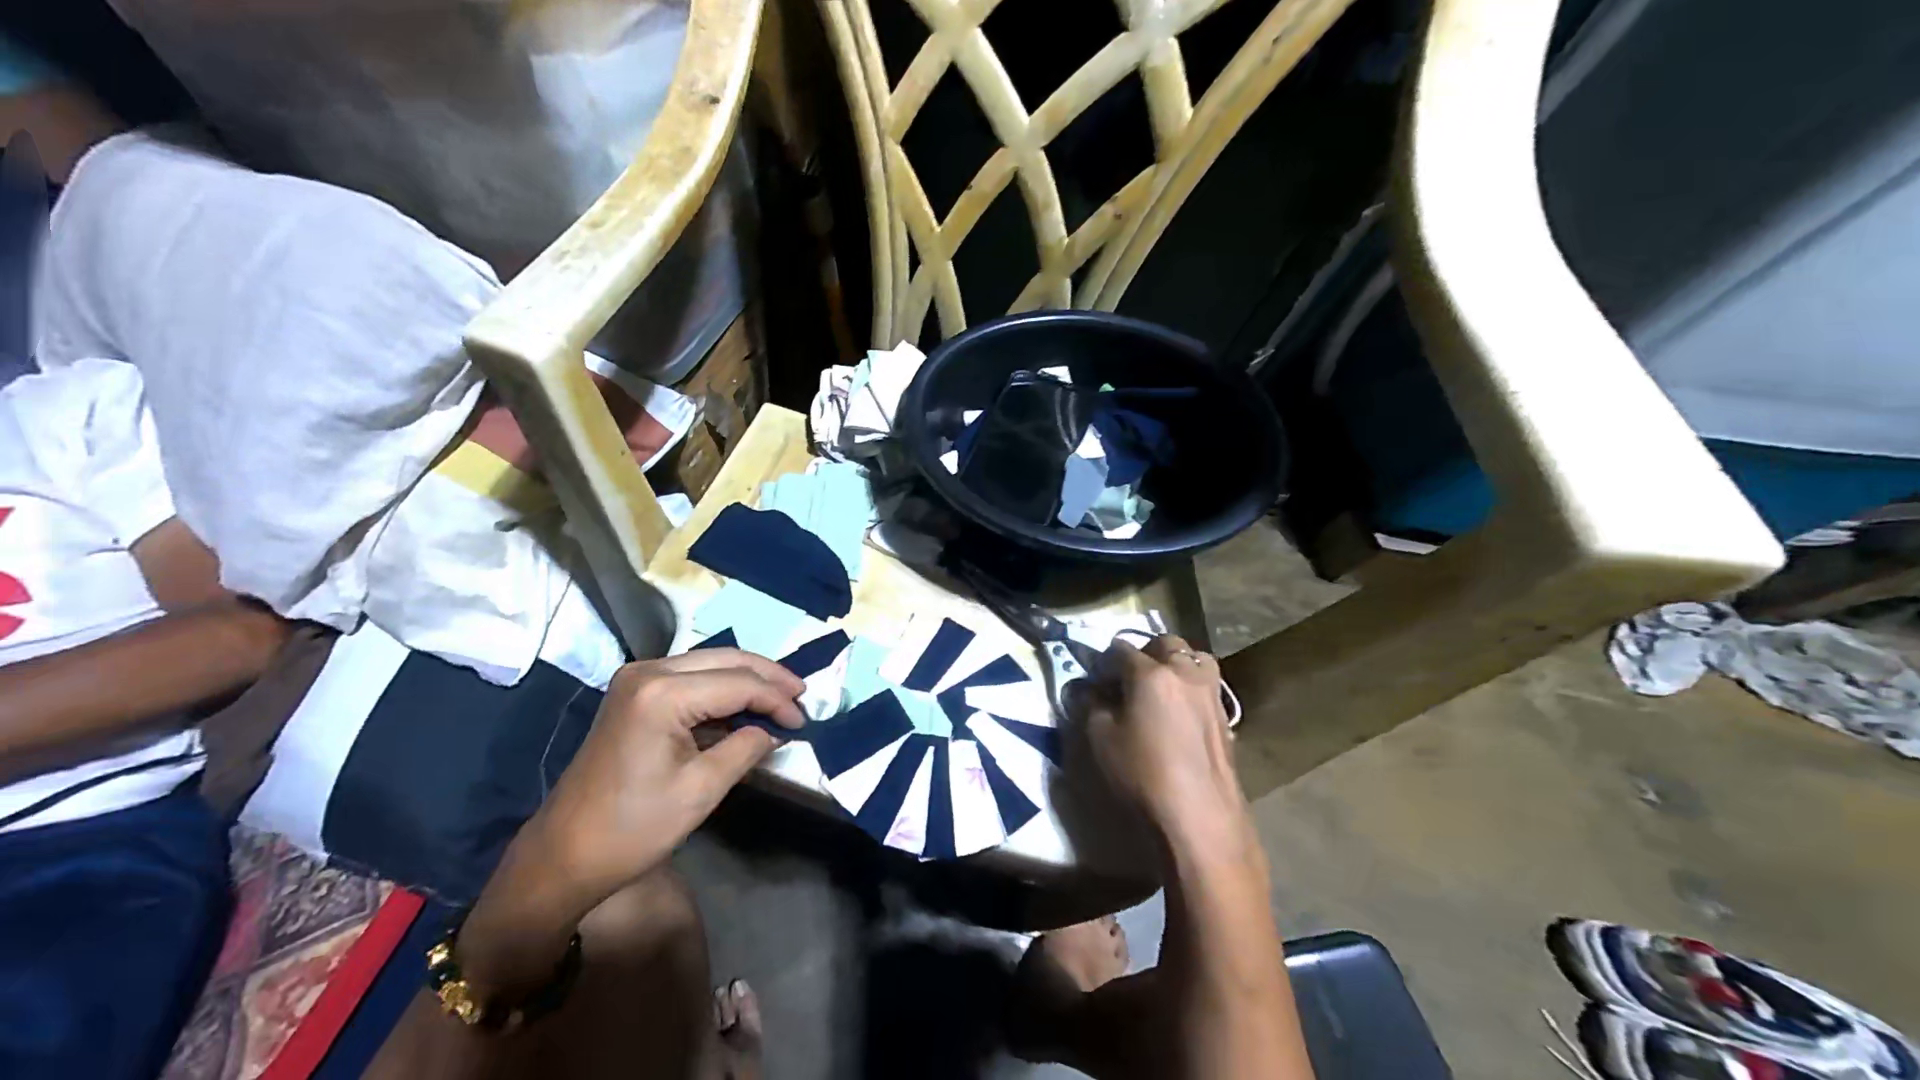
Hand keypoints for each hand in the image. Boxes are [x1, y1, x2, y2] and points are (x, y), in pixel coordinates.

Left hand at [457, 649, 802, 993]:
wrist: (564, 856)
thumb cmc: (634, 828)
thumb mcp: (701, 789)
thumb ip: (745, 748)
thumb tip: (773, 730)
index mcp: (662, 693)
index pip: (738, 683)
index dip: (776, 699)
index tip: (804, 721)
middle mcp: (648, 672)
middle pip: (725, 659)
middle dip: (767, 676)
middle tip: (801, 695)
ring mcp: (636, 680)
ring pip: (708, 663)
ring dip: (746, 679)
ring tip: (781, 698)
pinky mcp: (633, 694)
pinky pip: (689, 678)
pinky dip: (721, 688)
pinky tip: (743, 706)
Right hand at [1081, 635, 1252, 856]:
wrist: (1200, 818)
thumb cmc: (1143, 775)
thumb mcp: (1100, 739)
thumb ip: (1091, 705)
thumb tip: (1089, 690)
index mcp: (1151, 673)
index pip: (1120, 649)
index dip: (1103, 662)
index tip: (1093, 679)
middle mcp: (1185, 672)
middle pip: (1164, 643)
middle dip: (1142, 653)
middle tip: (1125, 679)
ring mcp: (1211, 692)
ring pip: (1193, 658)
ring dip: (1174, 663)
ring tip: (1158, 688)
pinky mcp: (1225, 715)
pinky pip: (1206, 683)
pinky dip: (1190, 685)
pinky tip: (1179, 712)